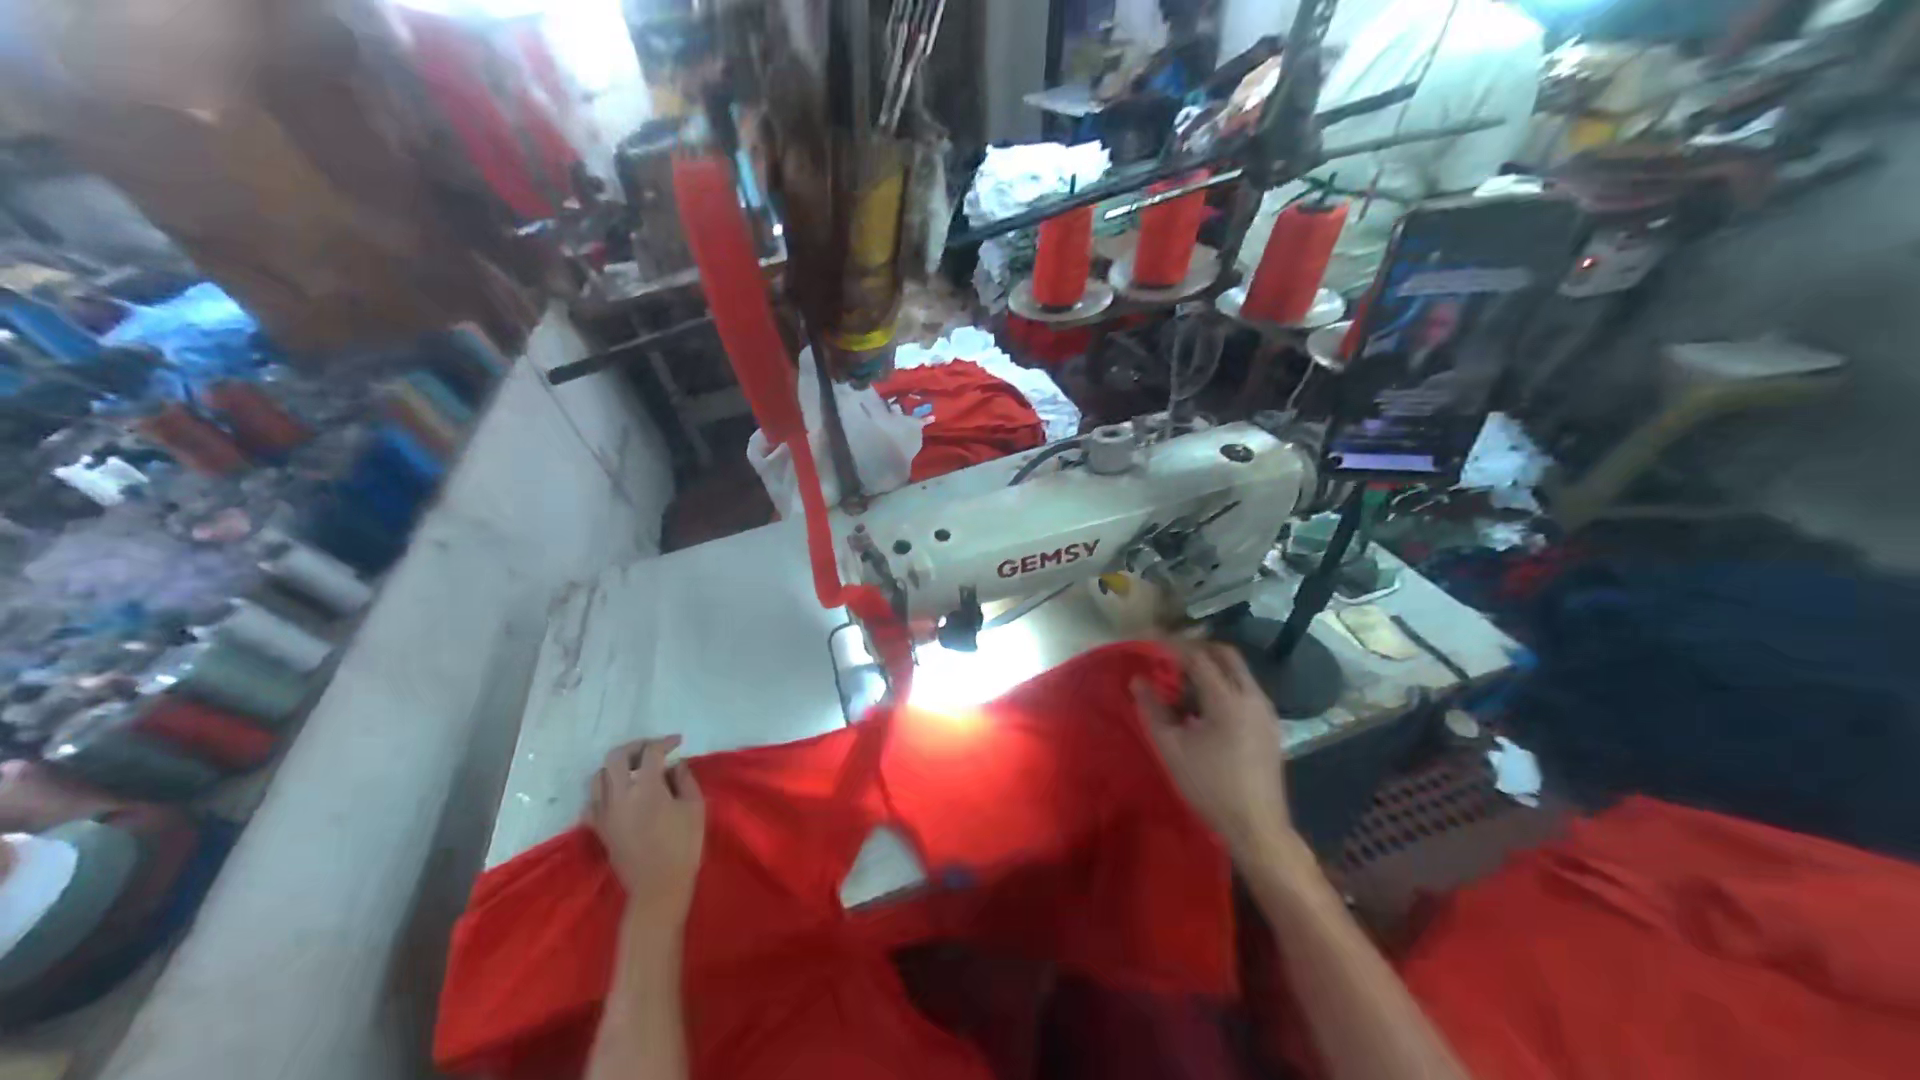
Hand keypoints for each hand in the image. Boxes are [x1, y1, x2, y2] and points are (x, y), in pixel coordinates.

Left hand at [588, 736, 705, 922]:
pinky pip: (592, 802)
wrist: (658, 887)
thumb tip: (675, 765)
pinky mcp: (599, 828)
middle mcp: (619, 795)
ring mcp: (605, 812)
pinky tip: (617, 795)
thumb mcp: (695, 807)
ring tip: (634, 769)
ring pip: (599, 776)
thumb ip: (685, 780)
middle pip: (616, 756)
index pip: (651, 752)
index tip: (678, 742)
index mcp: (646, 788)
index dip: (665, 742)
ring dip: (616, 766)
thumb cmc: (683, 846)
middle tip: (652, 748)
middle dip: (635, 746)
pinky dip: (603, 792)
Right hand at [1134, 642, 1293, 862]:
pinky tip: (1205, 707)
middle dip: (1197, 649)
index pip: (1198, 658)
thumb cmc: (1209, 786)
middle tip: (1170, 656)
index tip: (1151, 641)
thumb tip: (1138, 681)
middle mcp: (1253, 697)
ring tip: (1184, 683)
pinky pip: (1246, 690)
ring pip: (1239, 672)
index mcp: (1228, 699)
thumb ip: (1152, 709)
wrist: (1256, 826)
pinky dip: (1225, 685)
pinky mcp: (1270, 726)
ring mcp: (1266, 711)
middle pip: (1226, 655)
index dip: (1173, 646)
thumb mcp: (1171, 748)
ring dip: (1212, 668)